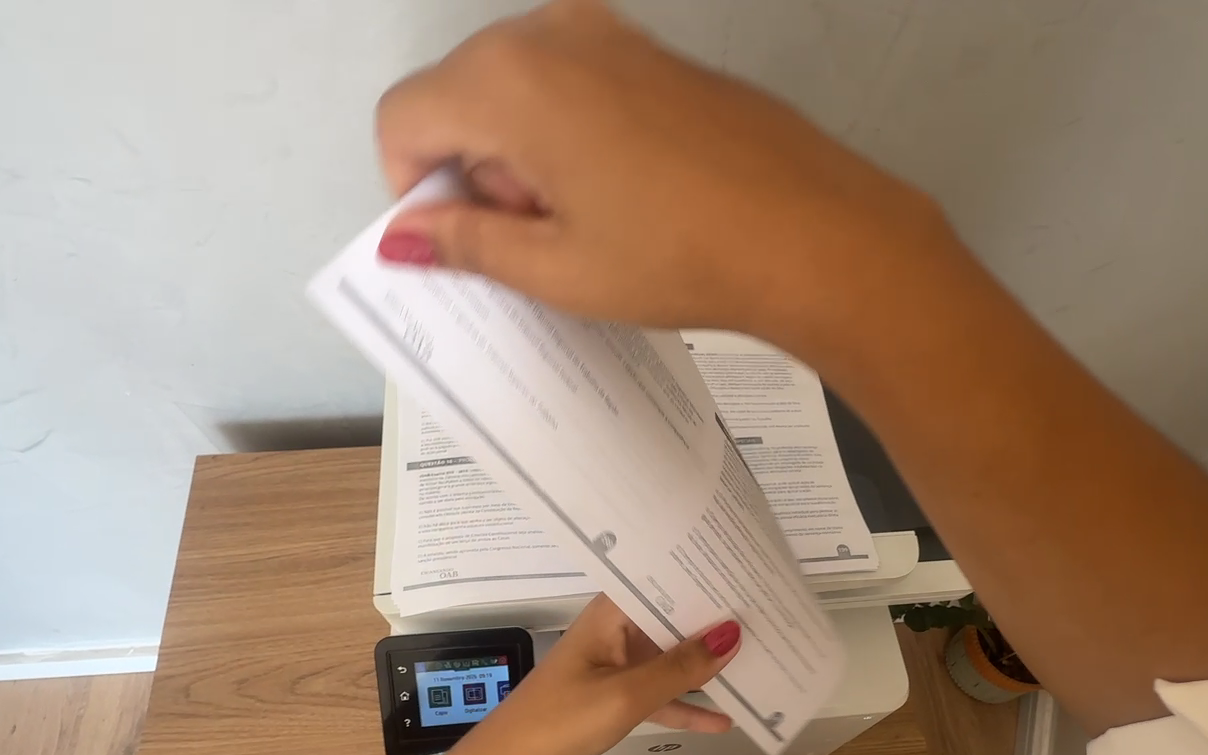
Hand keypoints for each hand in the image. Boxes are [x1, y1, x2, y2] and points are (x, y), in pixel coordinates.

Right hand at [372, 0, 958, 354]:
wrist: (804, 232)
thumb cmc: (685, 253)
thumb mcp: (556, 268)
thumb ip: (466, 242)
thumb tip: (407, 237)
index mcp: (510, 82)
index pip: (403, 118)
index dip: (413, 187)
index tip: (455, 235)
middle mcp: (551, 34)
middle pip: (458, 98)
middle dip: (474, 172)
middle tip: (535, 239)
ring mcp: (606, 33)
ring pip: (514, 92)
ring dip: (522, 159)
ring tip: (587, 221)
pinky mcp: (645, 51)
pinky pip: (568, 85)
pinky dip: (565, 138)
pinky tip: (618, 194)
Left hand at [458, 594, 740, 754]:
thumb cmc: (561, 720)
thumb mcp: (627, 694)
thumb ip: (680, 667)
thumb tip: (731, 634)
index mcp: (610, 615)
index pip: (664, 585)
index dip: (703, 582)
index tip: (747, 581)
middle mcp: (613, 633)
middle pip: (670, 623)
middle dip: (711, 626)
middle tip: (764, 621)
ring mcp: (614, 668)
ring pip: (667, 662)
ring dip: (703, 669)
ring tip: (755, 665)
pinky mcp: (613, 701)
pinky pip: (657, 696)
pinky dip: (684, 706)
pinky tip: (721, 720)